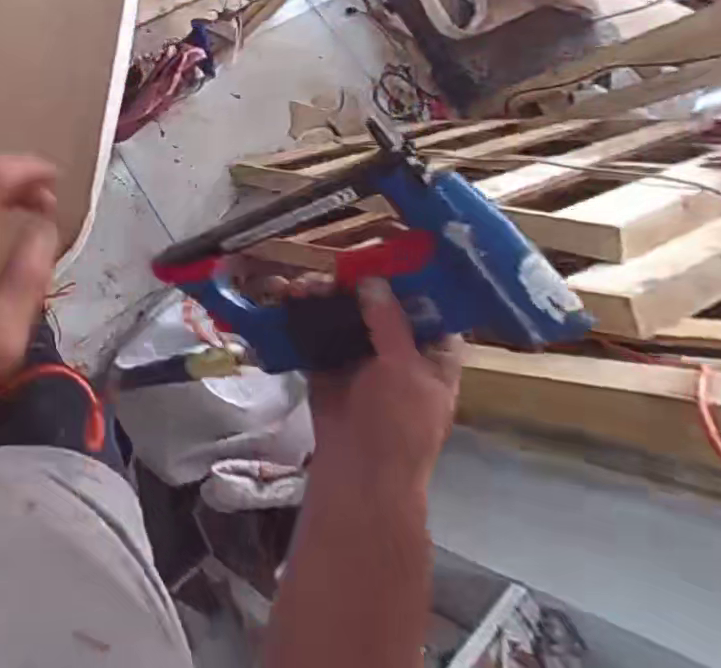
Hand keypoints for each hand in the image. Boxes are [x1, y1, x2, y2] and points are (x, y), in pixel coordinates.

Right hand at [255, 273, 461, 493]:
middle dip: (353, 283)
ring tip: (303, 286)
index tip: (378, 251)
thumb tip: (371, 280)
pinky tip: (290, 298)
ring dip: (323, 296)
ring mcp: (360, 354)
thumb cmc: (399, 425)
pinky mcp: (328, 362)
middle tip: (331, 271)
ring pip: (343, 313)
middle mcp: (397, 346)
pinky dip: (303, 314)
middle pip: (377, 302)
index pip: (425, 301)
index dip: (404, 276)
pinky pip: (316, 330)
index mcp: (431, 349)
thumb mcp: (404, 370)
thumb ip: (389, 321)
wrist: (359, 470)